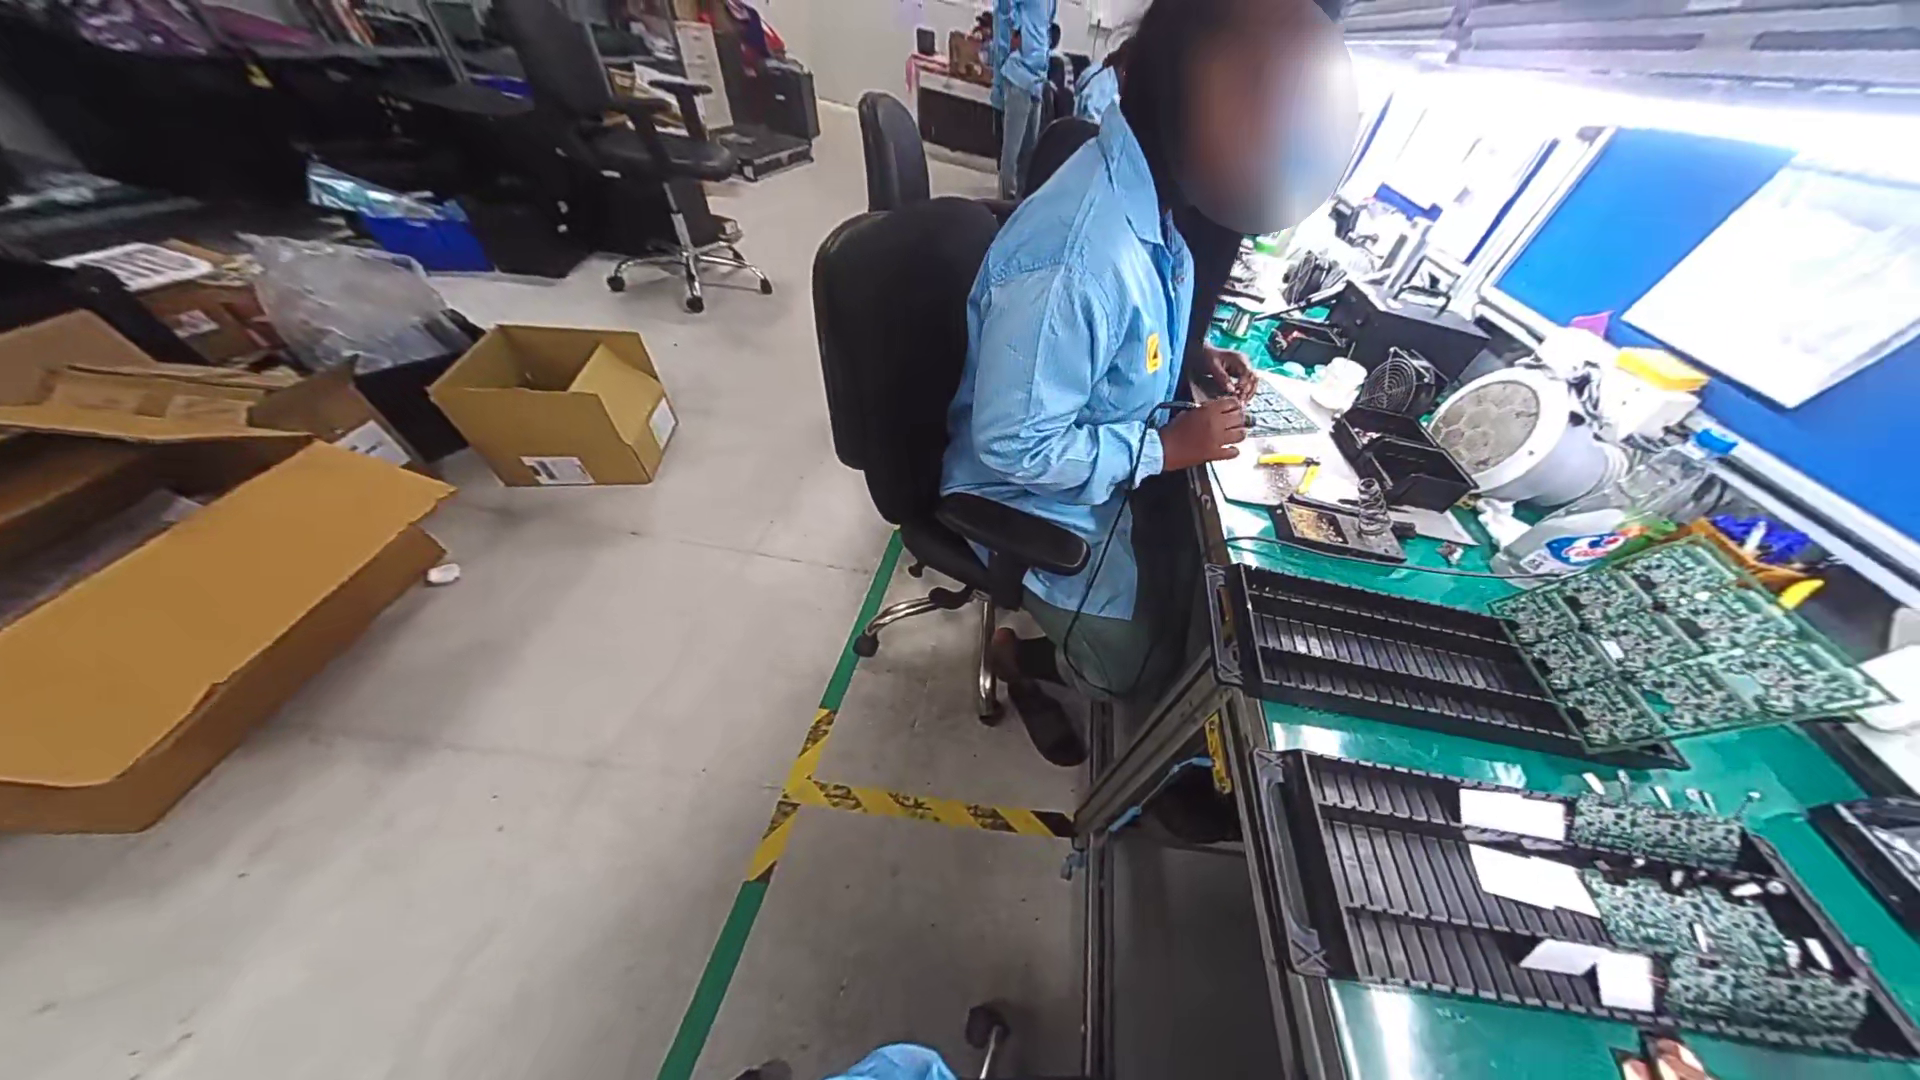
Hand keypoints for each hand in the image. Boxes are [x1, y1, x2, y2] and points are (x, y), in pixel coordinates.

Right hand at [1159, 399, 1246, 470]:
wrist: (1163, 448)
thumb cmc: (1171, 430)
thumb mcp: (1187, 413)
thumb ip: (1202, 411)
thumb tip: (1213, 411)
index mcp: (1209, 411)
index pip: (1232, 403)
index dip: (1235, 405)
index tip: (1234, 408)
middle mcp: (1216, 424)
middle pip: (1240, 417)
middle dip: (1239, 418)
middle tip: (1236, 420)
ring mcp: (1217, 440)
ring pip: (1241, 434)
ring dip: (1240, 433)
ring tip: (1235, 434)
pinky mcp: (1214, 454)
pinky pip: (1233, 452)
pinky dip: (1234, 450)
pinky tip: (1230, 449)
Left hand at [1204, 346, 1258, 403]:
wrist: (1203, 353)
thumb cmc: (1207, 357)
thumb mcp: (1213, 366)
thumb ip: (1222, 377)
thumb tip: (1232, 390)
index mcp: (1240, 359)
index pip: (1248, 374)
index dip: (1244, 386)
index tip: (1237, 396)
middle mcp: (1245, 363)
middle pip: (1253, 379)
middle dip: (1248, 391)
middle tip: (1240, 403)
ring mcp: (1244, 369)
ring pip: (1252, 383)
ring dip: (1248, 393)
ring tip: (1241, 404)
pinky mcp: (1240, 374)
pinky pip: (1247, 384)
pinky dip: (1245, 392)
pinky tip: (1239, 400)